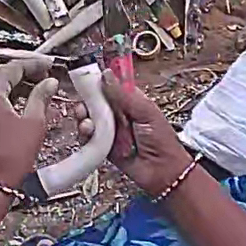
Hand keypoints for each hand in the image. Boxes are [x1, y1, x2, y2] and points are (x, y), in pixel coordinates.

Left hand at [0, 59, 57, 188]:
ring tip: (36, 86)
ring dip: (14, 83)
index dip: (33, 65)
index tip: (47, 64)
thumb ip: (41, 97)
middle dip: (22, 71)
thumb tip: (48, 83)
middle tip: (43, 73)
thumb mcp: (34, 122)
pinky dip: (5, 95)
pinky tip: (21, 99)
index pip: (12, 68)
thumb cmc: (11, 157)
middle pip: (0, 73)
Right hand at [96, 73, 194, 194]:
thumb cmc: (161, 140)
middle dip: (87, 102)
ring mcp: (110, 131)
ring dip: (84, 118)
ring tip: (86, 121)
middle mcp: (118, 115)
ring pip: (89, 120)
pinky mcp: (103, 147)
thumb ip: (123, 95)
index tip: (87, 80)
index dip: (98, 84)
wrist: (163, 171)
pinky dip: (84, 134)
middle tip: (83, 104)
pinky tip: (87, 132)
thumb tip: (106, 74)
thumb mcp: (144, 112)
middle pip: (96, 103)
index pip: (111, 88)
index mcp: (130, 102)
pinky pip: (88, 138)